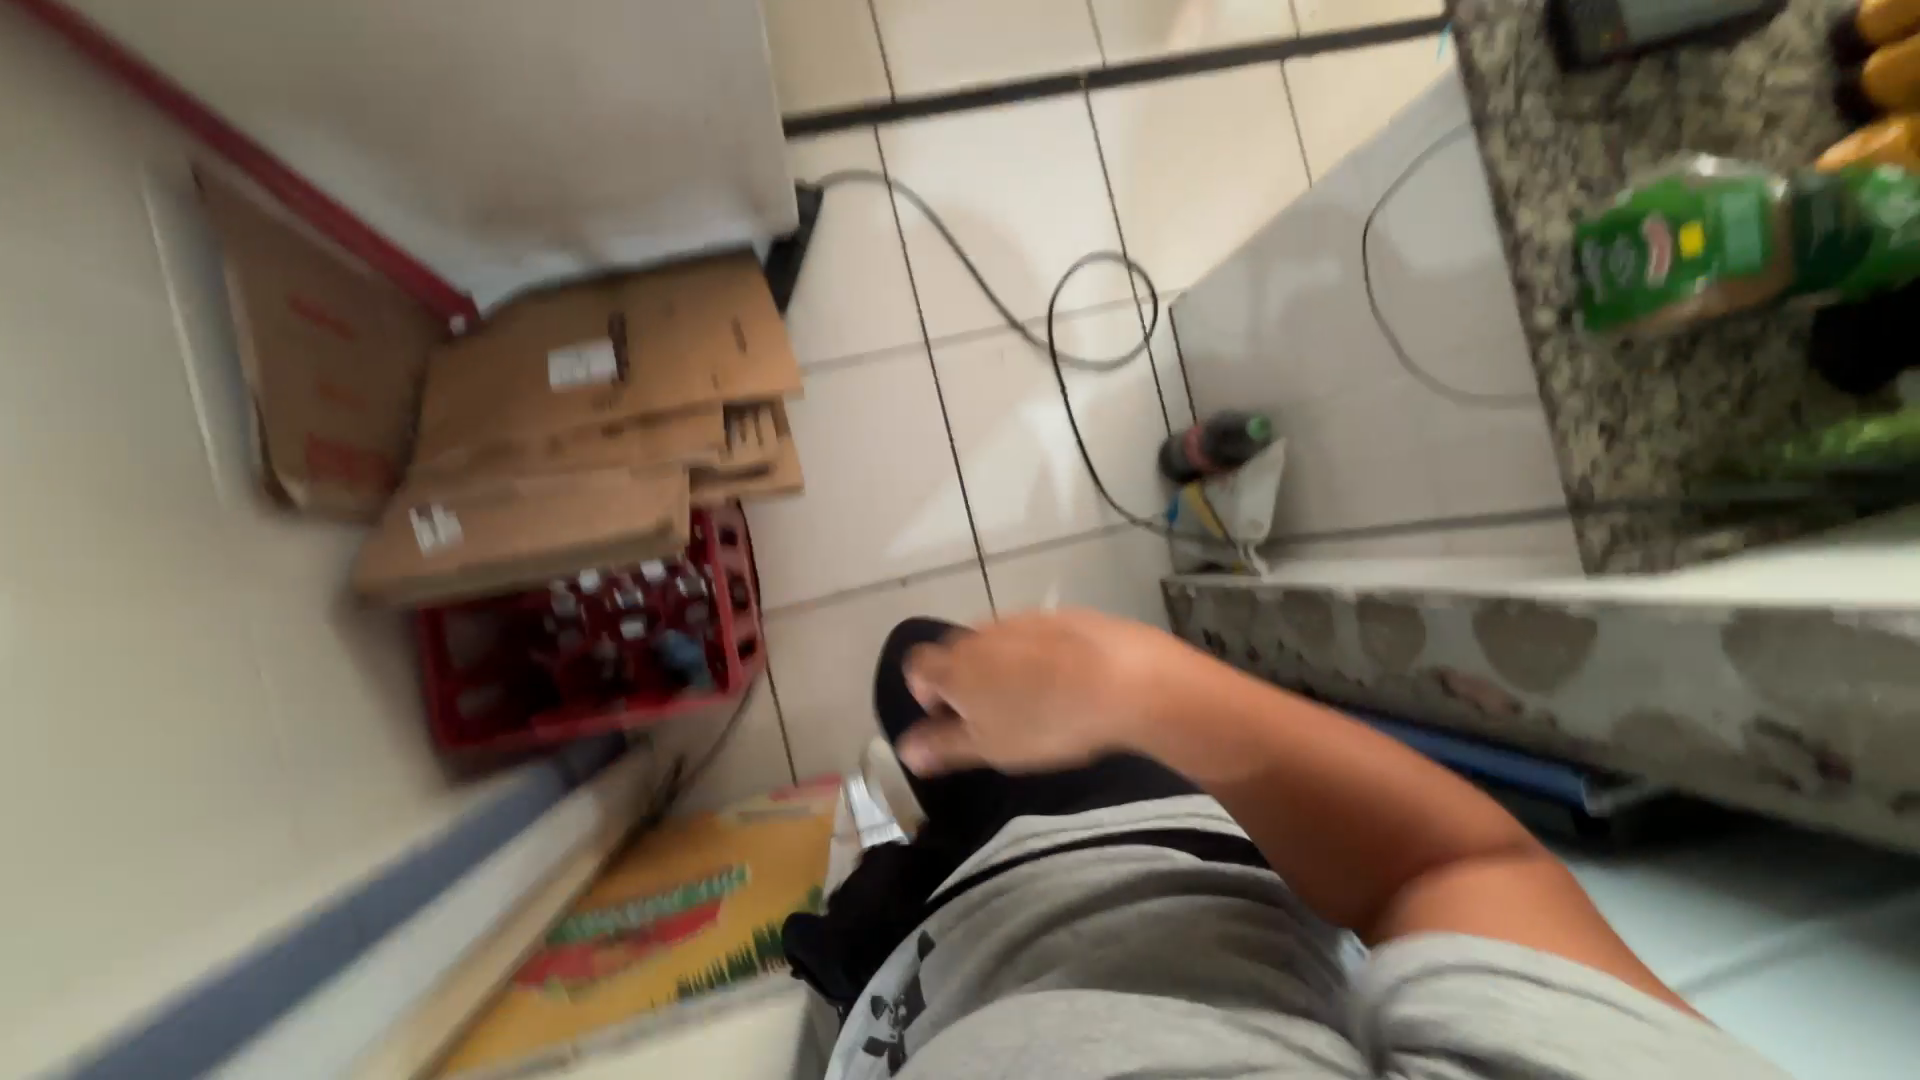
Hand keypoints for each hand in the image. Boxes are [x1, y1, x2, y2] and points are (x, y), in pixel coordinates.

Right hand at [894, 610, 1196, 776]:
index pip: (916, 668)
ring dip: (1004, 668)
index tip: (949, 719)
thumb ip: (943, 746)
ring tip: (1036, 702)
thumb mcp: (990, 747)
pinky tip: (1068, 682)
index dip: (925, 694)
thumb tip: (905, 749)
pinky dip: (1040, 656)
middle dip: (967, 683)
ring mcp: (1023, 619)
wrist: (1125, 680)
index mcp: (955, 666)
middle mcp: (981, 634)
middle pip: (958, 654)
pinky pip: (1036, 638)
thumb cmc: (1046, 721)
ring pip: (998, 645)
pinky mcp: (1061, 615)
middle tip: (995, 718)